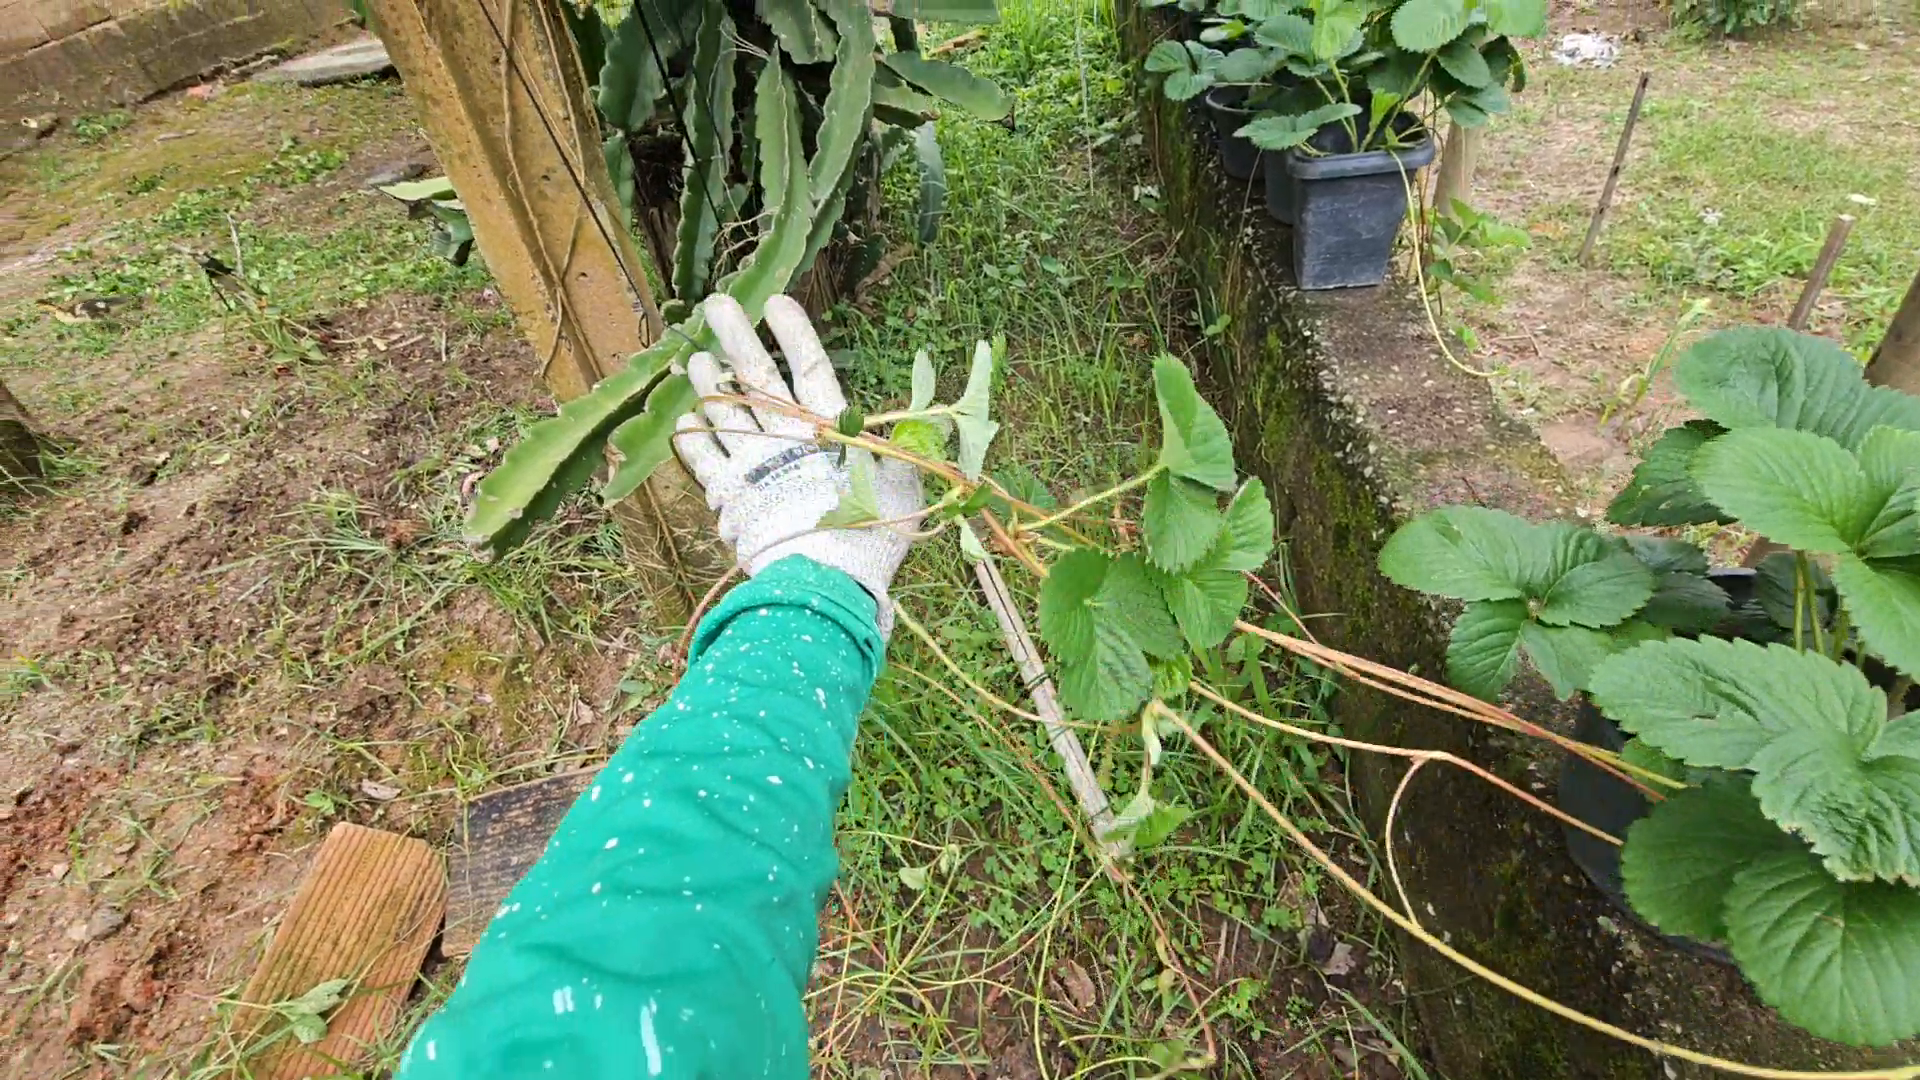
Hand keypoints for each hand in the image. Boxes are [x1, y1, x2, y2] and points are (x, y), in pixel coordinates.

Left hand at [673, 294, 923, 630]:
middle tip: (718, 304)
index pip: (810, 368)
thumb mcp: (902, 490)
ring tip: (695, 359)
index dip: (794, 333)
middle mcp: (784, 437)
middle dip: (737, 337)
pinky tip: (686, 420)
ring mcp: (752, 463)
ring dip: (709, 383)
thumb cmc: (872, 536)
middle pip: (757, 378)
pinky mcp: (728, 494)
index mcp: (829, 430)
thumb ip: (898, 455)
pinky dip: (692, 436)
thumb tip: (911, 430)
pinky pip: (702, 457)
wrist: (826, 581)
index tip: (777, 302)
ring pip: (724, 410)